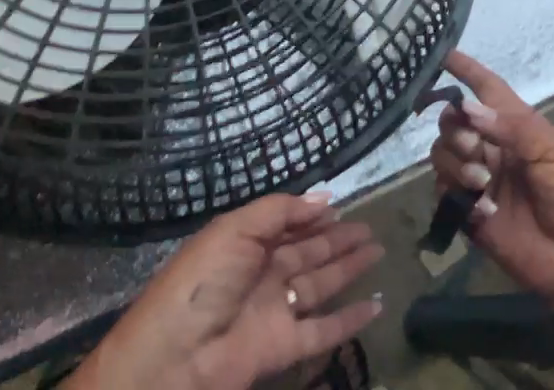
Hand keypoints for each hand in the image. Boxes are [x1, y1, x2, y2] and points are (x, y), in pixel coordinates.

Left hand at [69, 195, 383, 389]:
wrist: (175, 355)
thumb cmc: (202, 281)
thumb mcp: (235, 229)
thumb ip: (280, 211)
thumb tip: (324, 198)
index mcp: (244, 243)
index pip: (285, 224)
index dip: (311, 215)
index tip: (340, 206)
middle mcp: (261, 273)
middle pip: (307, 252)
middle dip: (337, 239)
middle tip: (370, 228)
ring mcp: (274, 310)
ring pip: (319, 284)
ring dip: (348, 269)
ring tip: (378, 252)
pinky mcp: (284, 345)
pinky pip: (323, 329)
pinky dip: (350, 320)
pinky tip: (376, 306)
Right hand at [430, 51, 553, 308]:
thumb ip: (513, 128)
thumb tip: (468, 108)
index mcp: (517, 126)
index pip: (487, 88)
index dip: (467, 70)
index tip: (442, 53)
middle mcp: (492, 146)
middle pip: (453, 120)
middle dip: (456, 127)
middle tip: (476, 150)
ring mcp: (477, 176)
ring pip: (442, 151)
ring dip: (456, 162)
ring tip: (481, 183)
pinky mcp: (466, 208)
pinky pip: (442, 187)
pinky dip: (456, 192)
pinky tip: (482, 208)